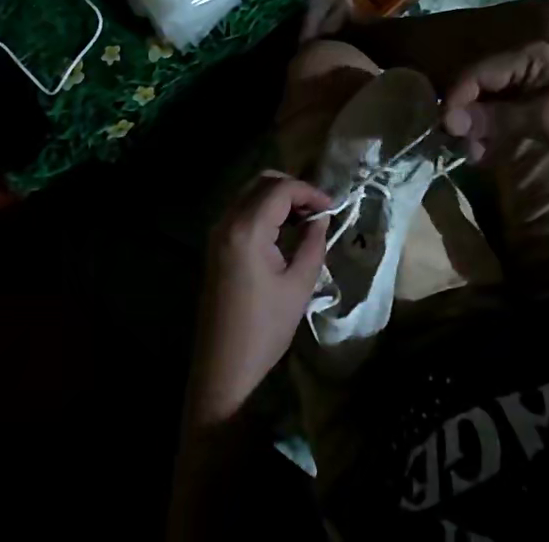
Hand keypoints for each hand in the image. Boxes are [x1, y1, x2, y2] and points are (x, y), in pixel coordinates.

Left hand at [187, 171, 330, 424]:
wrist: (224, 364)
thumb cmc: (265, 328)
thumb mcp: (299, 285)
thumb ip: (312, 244)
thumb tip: (321, 218)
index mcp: (246, 230)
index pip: (279, 189)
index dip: (309, 191)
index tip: (332, 208)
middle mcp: (226, 221)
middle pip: (261, 183)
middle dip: (292, 188)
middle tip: (319, 210)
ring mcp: (217, 232)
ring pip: (249, 194)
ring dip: (278, 198)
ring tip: (306, 219)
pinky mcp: (215, 244)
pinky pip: (241, 211)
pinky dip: (264, 210)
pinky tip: (284, 230)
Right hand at [441, 39, 548, 202]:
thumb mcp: (545, 118)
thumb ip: (495, 116)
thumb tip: (449, 121)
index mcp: (527, 57)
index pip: (475, 73)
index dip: (456, 99)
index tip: (446, 130)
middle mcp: (523, 69)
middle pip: (476, 88)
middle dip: (464, 117)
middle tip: (462, 148)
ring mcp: (529, 92)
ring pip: (485, 106)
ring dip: (475, 130)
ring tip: (476, 156)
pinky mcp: (535, 114)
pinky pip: (500, 120)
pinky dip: (489, 136)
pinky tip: (487, 155)